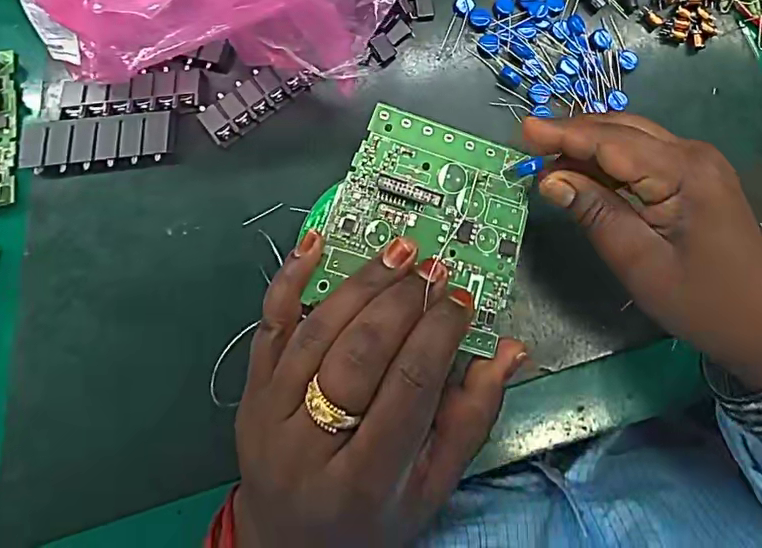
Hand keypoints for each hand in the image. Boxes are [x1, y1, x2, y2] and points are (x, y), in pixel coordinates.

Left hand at [234, 230, 527, 547]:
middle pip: (361, 353)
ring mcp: (271, 413)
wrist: (288, 540)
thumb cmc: (372, 515)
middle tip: (434, 268)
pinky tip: (314, 243)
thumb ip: (472, 417)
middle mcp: (309, 447)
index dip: (438, 335)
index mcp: (365, 482)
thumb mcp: (431, 487)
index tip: (462, 299)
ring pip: (320, 330)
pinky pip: (269, 324)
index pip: (409, 387)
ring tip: (400, 252)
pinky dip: (290, 278)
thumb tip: (510, 350)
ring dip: (364, 282)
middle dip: (403, 302)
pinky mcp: (251, 388)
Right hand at [521, 113, 761, 390]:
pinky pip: (645, 153)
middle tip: (529, 145)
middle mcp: (693, 152)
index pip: (611, 141)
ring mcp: (698, 160)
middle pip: (621, 129)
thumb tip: (549, 178)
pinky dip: (611, 158)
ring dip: (590, 144)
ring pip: (632, 137)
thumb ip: (594, 212)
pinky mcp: (697, 172)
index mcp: (685, 171)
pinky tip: (586, 171)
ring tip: (548, 157)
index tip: (523, 130)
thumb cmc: (704, 303)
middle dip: (573, 134)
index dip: (564, 133)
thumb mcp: (640, 263)